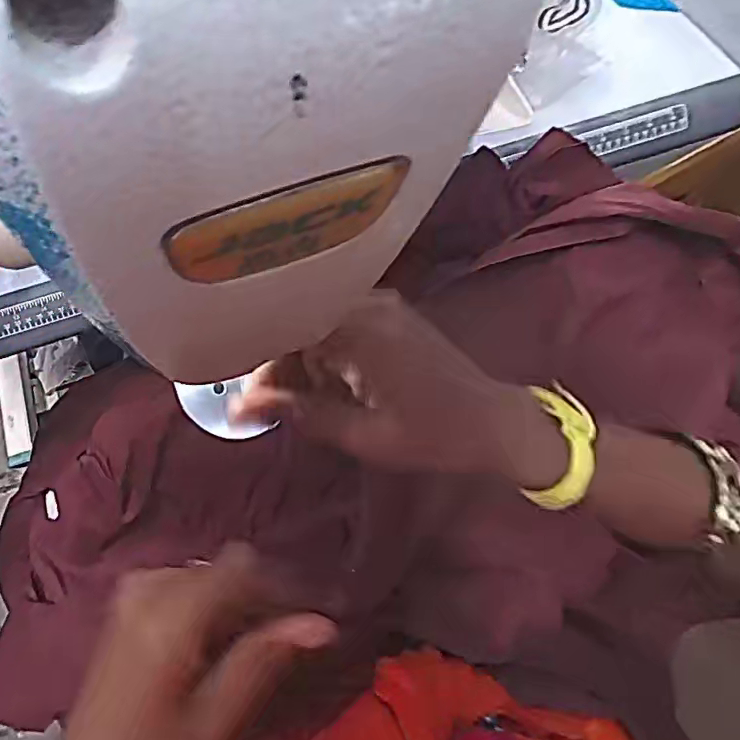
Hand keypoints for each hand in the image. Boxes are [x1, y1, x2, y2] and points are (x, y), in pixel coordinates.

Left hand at [37, 544, 335, 739]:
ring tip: (236, 650)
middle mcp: (147, 586)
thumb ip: (263, 658)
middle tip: (273, 641)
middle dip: (253, 599)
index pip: (240, 565)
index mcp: (169, 614)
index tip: (299, 614)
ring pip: (205, 573)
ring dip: (228, 602)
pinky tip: (207, 643)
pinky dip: (203, 603)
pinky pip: (182, 580)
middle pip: (223, 569)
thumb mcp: (216, 716)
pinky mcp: (125, 594)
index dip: (276, 586)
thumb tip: (318, 624)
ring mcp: (132, 586)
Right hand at [231, 291, 562, 481]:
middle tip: (265, 406)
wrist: (498, 422)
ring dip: (299, 359)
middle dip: (277, 364)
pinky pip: (336, 323)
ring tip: (296, 401)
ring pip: (314, 322)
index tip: (245, 393)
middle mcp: (369, 304)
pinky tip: (324, 384)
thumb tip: (241, 407)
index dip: (258, 359)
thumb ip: (301, 413)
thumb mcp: (364, 435)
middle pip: (297, 322)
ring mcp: (381, 304)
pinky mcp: (389, 312)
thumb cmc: (435, 435)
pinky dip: (322, 352)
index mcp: (363, 330)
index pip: (286, 327)